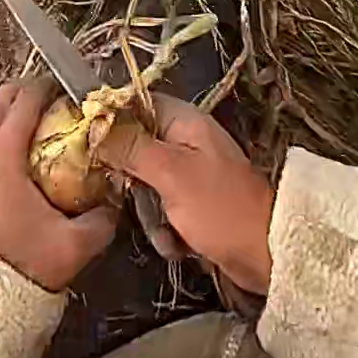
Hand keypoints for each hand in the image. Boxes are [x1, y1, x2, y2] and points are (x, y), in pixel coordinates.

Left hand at [0, 79, 119, 291]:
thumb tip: (118, 199)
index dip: (51, 87)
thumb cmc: (22, 264)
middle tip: (60, 101)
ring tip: (50, 127)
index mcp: (4, 156)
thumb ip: (102, 218)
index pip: (26, 100)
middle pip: (4, 98)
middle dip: (31, 91)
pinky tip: (33, 155)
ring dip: (19, 112)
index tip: (74, 91)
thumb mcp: (73, 245)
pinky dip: (9, 133)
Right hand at [99, 95, 274, 292]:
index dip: (111, 120)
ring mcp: (188, 171)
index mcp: (183, 119)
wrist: (265, 253)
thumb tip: (95, 125)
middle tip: (133, 195)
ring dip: (150, 211)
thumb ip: (131, 147)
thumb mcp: (171, 174)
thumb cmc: (219, 205)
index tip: (91, 144)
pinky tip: (177, 242)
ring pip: (144, 182)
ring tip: (166, 228)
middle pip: (135, 146)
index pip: (135, 104)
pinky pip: (161, 207)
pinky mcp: (191, 201)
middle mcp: (184, 139)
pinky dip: (165, 227)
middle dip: (132, 179)